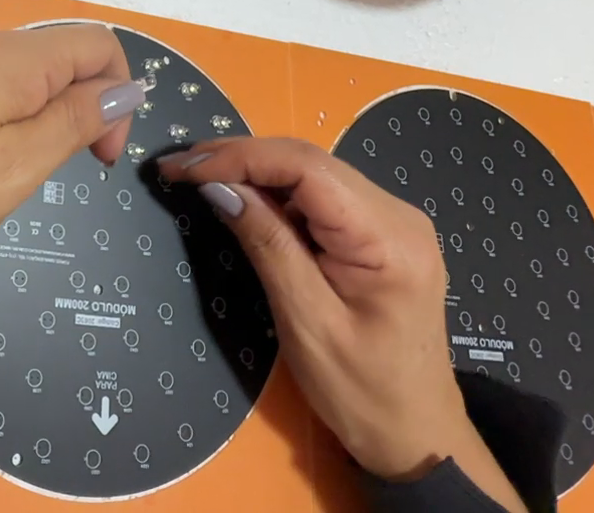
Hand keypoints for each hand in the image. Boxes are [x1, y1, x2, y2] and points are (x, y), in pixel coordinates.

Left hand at [0, 25, 144, 275]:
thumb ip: (76, 119)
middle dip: (75, 110)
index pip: (98, 44)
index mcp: (13, 57)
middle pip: (57, 57)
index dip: (119, 96)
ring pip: (16, 75)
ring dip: (35, 118)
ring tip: (2, 177)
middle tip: (46, 175)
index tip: (97, 159)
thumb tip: (126, 85)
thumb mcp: (16, 166)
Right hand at [159, 138, 523, 511]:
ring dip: (251, 168)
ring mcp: (390, 219)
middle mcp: (397, 213)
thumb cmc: (360, 389)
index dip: (239, 157)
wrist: (416, 436)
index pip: (305, 167)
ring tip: (197, 174)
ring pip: (309, 170)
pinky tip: (239, 193)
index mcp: (388, 237)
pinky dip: (272, 188)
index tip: (183, 167)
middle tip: (178, 166)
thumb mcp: (304, 319)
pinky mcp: (377, 231)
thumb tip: (216, 185)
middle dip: (238, 156)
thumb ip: (266, 242)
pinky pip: (317, 192)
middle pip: (307, 161)